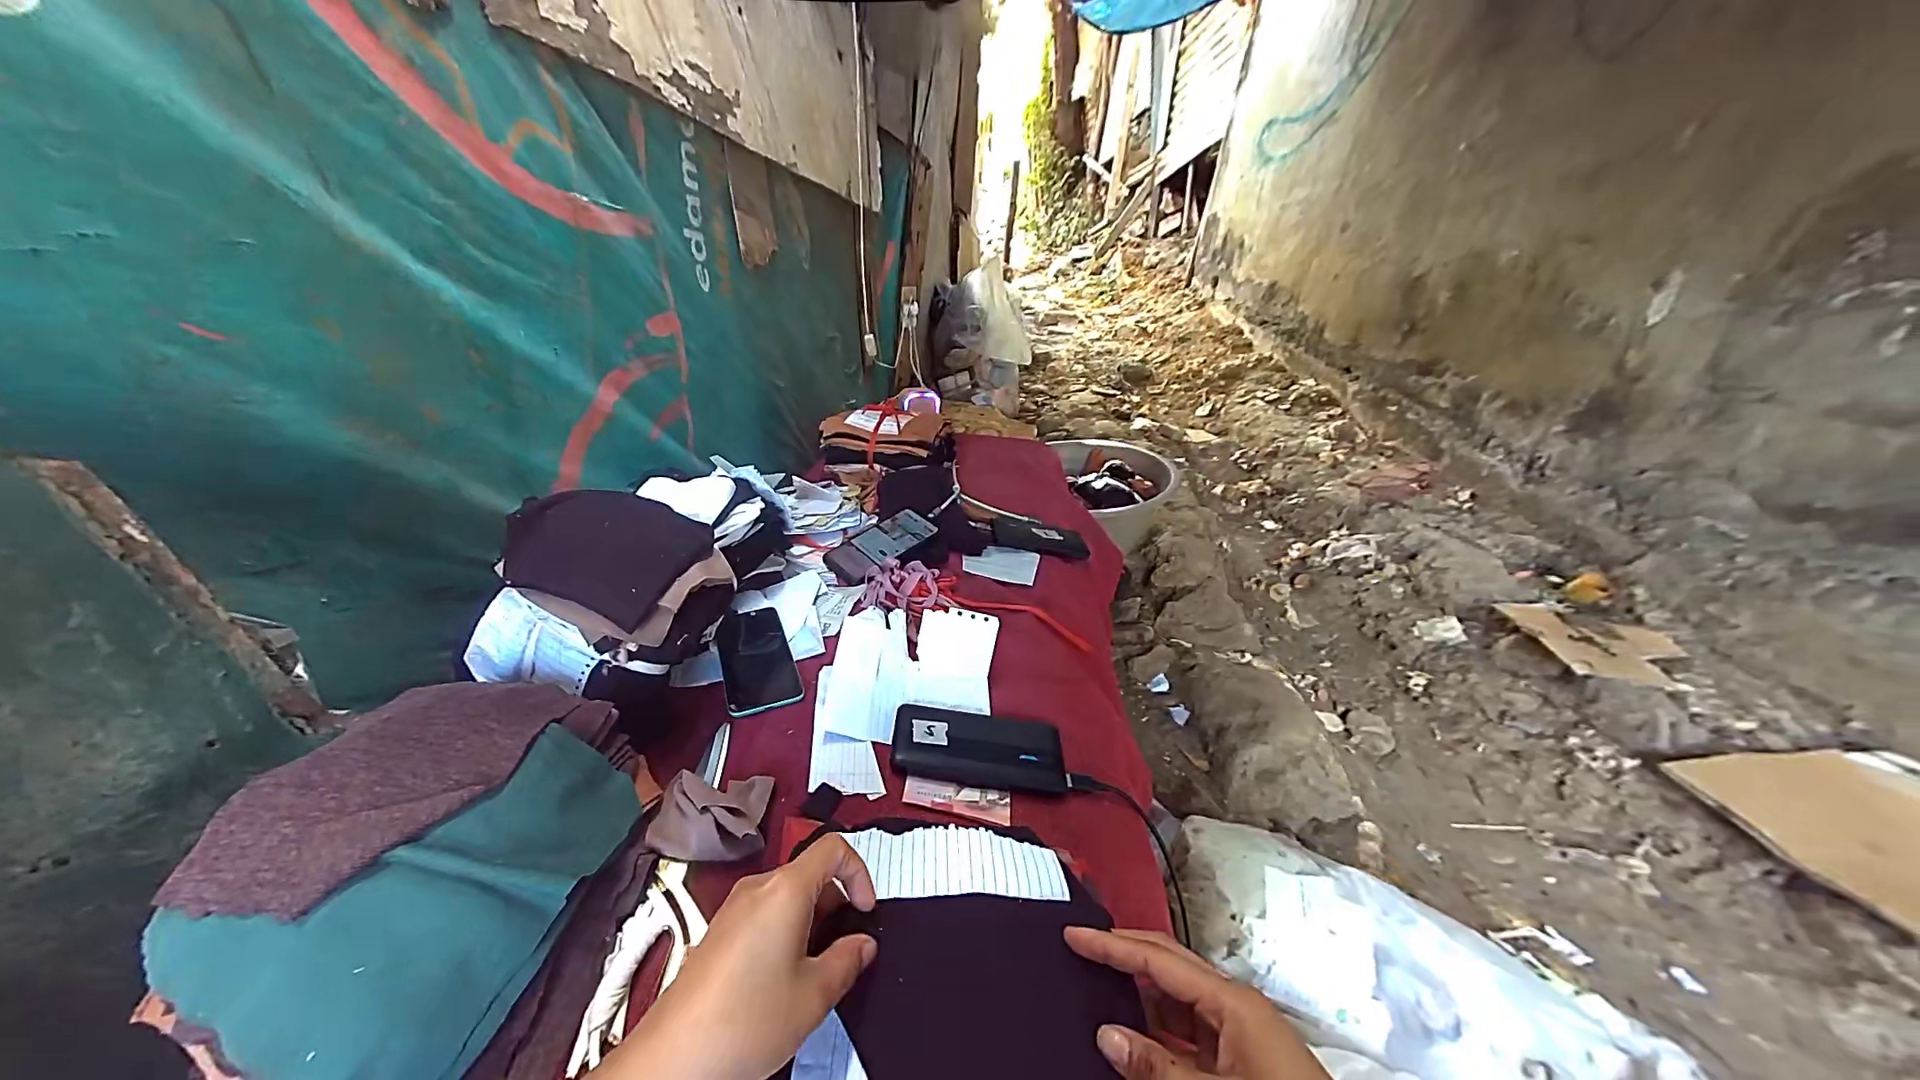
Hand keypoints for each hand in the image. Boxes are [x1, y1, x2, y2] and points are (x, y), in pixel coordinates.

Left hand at [594, 837, 878, 1079]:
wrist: (671, 1060)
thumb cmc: (737, 1024)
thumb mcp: (814, 995)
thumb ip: (848, 961)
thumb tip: (861, 946)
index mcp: (785, 890)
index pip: (834, 848)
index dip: (860, 873)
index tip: (865, 909)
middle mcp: (757, 890)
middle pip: (810, 874)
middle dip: (835, 906)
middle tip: (843, 949)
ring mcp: (734, 911)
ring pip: (787, 898)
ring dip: (810, 924)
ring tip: (812, 973)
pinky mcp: (718, 934)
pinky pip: (763, 917)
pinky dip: (783, 935)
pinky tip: (781, 983)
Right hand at [1065, 927, 1330, 1079]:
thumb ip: (1157, 1066)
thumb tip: (1105, 1034)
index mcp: (1232, 1000)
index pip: (1159, 959)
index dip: (1112, 946)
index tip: (1074, 934)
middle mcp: (1234, 1003)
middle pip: (1169, 963)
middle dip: (1125, 954)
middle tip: (1082, 948)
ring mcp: (1239, 1029)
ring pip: (1177, 998)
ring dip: (1139, 994)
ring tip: (1098, 989)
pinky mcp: (1241, 1055)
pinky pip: (1189, 1028)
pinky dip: (1158, 1028)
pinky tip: (1133, 1035)